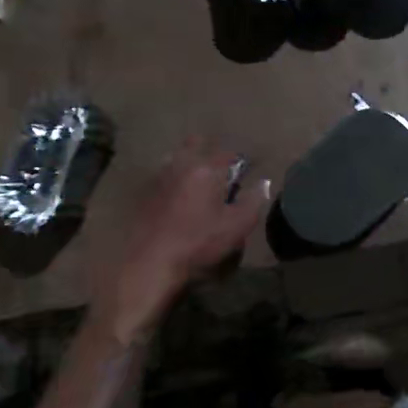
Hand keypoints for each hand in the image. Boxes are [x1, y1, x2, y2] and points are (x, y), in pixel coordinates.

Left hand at [95, 138, 270, 338]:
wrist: (150, 264)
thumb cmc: (198, 244)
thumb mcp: (237, 227)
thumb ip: (254, 201)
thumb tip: (263, 183)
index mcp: (206, 169)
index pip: (229, 153)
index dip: (241, 162)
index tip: (246, 176)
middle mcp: (181, 165)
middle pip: (196, 143)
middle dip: (210, 152)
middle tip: (220, 176)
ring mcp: (159, 177)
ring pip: (177, 157)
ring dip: (189, 164)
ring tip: (199, 188)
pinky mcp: (144, 193)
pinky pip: (163, 176)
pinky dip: (174, 181)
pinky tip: (178, 202)